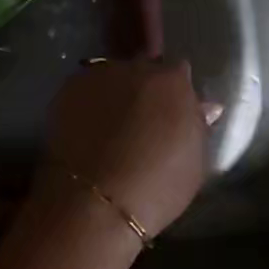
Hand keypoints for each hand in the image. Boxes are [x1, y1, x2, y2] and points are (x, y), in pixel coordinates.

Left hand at [36, 58, 211, 239]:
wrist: (92, 199)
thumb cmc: (155, 186)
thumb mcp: (194, 161)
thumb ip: (197, 125)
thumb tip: (204, 106)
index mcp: (171, 81)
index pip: (177, 72)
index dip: (173, 92)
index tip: (170, 111)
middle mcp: (132, 69)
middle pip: (141, 69)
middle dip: (142, 88)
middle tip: (139, 117)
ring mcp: (94, 78)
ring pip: (108, 77)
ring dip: (111, 92)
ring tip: (108, 123)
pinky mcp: (64, 91)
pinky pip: (82, 90)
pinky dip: (86, 102)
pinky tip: (85, 125)